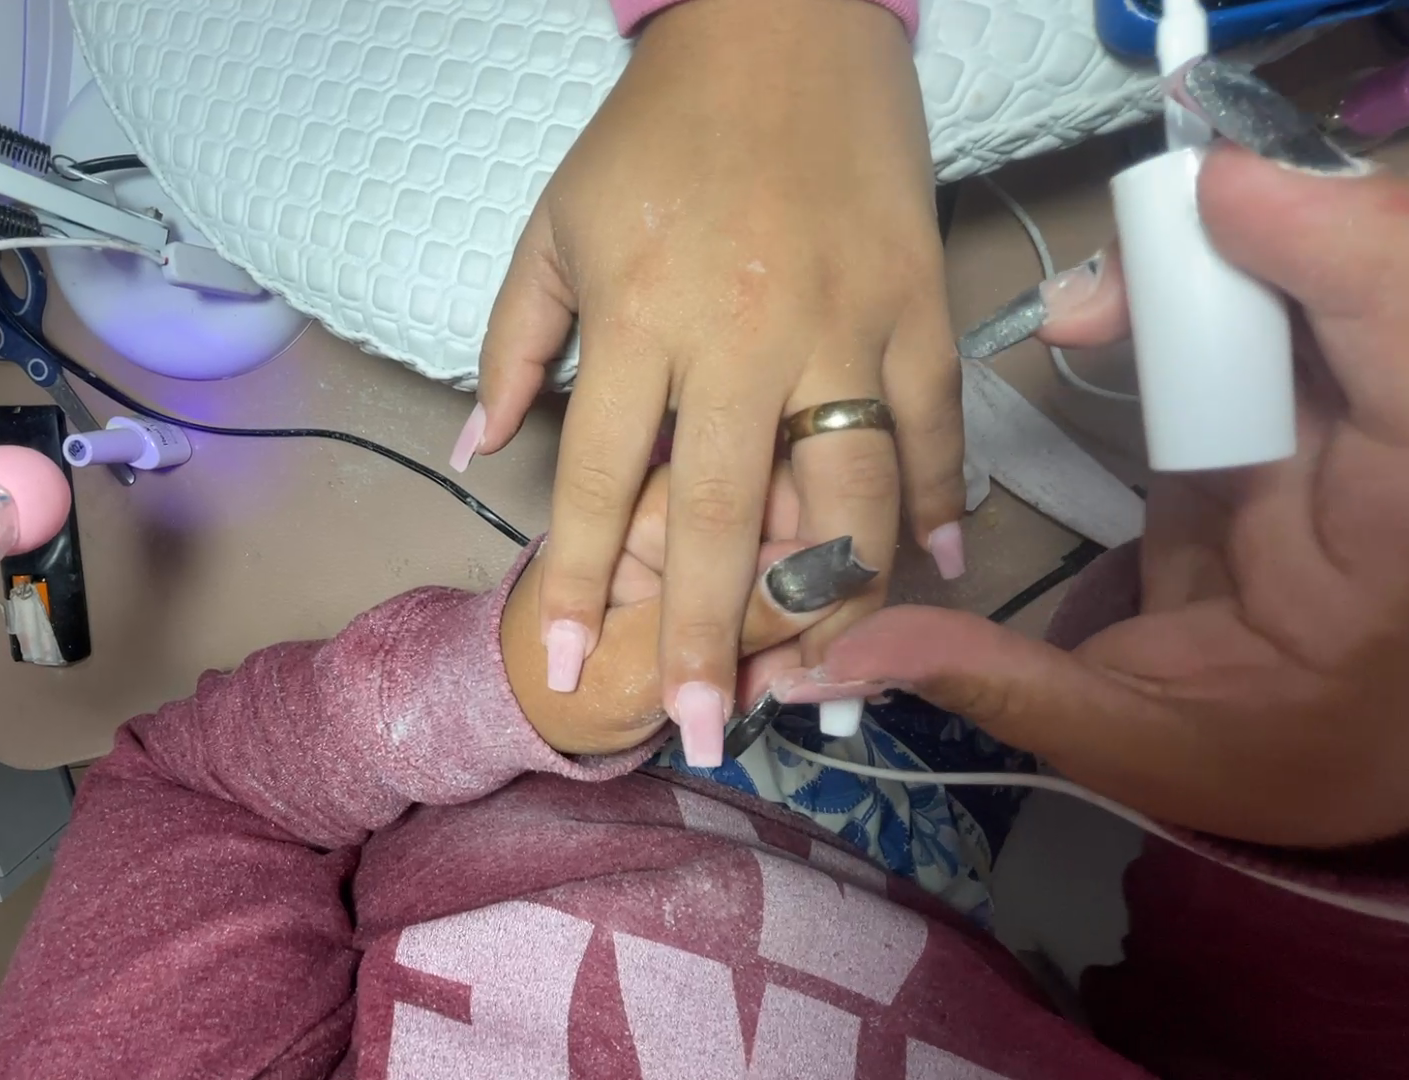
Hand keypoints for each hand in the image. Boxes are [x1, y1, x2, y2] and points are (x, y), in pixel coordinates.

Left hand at [459, 0, 962, 763]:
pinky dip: (932, 502)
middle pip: (724, 518)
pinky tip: (923, 572)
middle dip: (710, 637)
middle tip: (707, 730)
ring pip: (847, 494)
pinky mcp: (920, 303)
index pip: (601, 486)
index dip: (582, 586)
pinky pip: (934, 424)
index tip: (566, 671)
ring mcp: (844, 326)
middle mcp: (743, 340)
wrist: (777, 21)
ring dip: (835, 600)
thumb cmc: (648, 139)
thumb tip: (474, 453)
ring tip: (816, 682)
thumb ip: (510, 351)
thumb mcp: (552, 234)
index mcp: (642, 323)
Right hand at [786, 141, 1408, 846]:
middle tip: (1081, 303)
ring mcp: (1340, 441)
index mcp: (1406, 538)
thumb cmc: (1260, 764)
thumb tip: (834, 652)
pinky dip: (1180, 310)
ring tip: (1078, 311)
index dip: (1352, 259)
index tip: (1225, 199)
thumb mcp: (1122, 740)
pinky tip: (1105, 323)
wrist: (1333, 765)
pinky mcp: (1274, 438)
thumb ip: (990, 681)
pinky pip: (1253, 339)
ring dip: (1193, 279)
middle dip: (1227, 265)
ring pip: (1305, 305)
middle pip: (1365, 302)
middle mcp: (1398, 464)